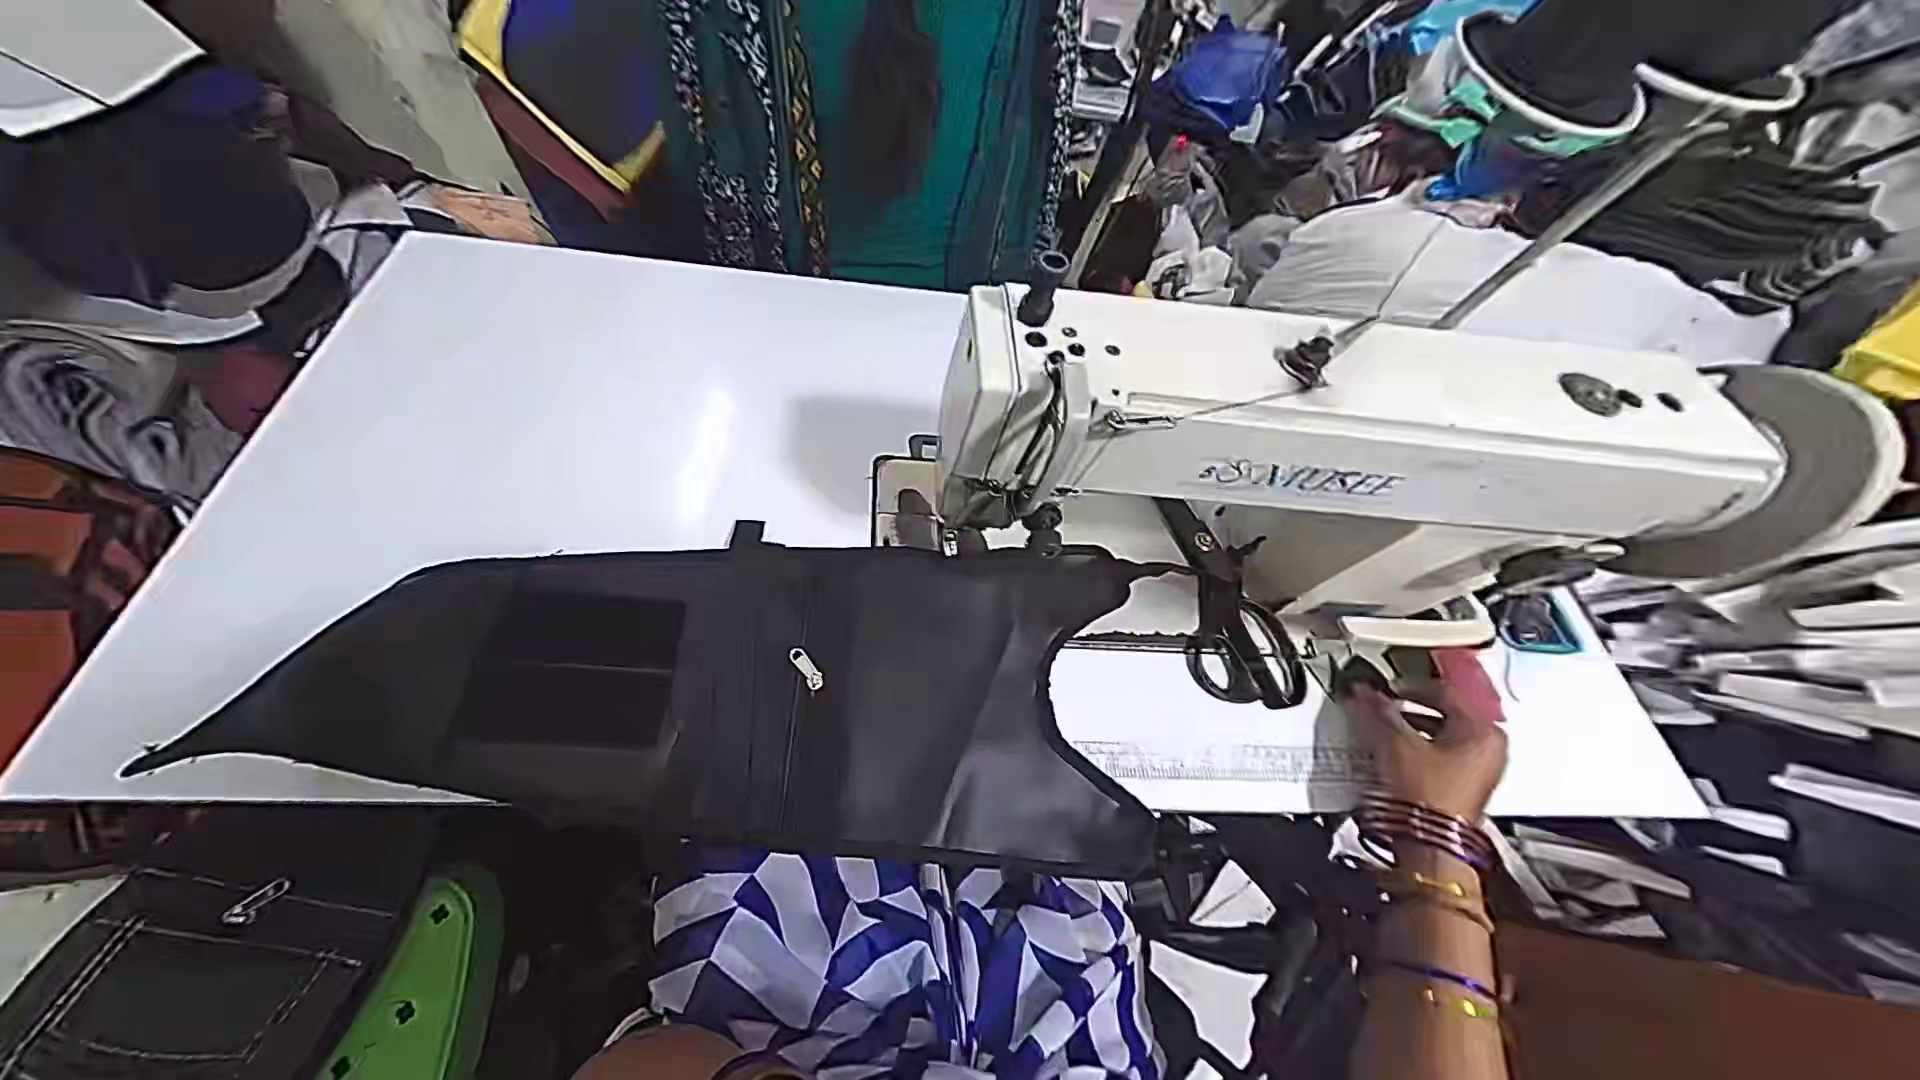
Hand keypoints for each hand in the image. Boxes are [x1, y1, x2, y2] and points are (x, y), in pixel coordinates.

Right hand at [1344, 648, 1508, 821]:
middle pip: (1447, 711)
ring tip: (1388, 726)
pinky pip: (1446, 750)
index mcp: (1484, 731)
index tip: (1387, 689)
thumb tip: (1365, 693)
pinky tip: (1400, 749)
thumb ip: (1378, 710)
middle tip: (1387, 704)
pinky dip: (1423, 743)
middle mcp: (1492, 747)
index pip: (1444, 691)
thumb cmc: (1426, 795)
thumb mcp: (1395, 741)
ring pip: (1446, 731)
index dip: (1408, 686)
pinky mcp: (1470, 782)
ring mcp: (1484, 766)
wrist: (1430, 840)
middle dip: (1412, 706)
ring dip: (1415, 724)